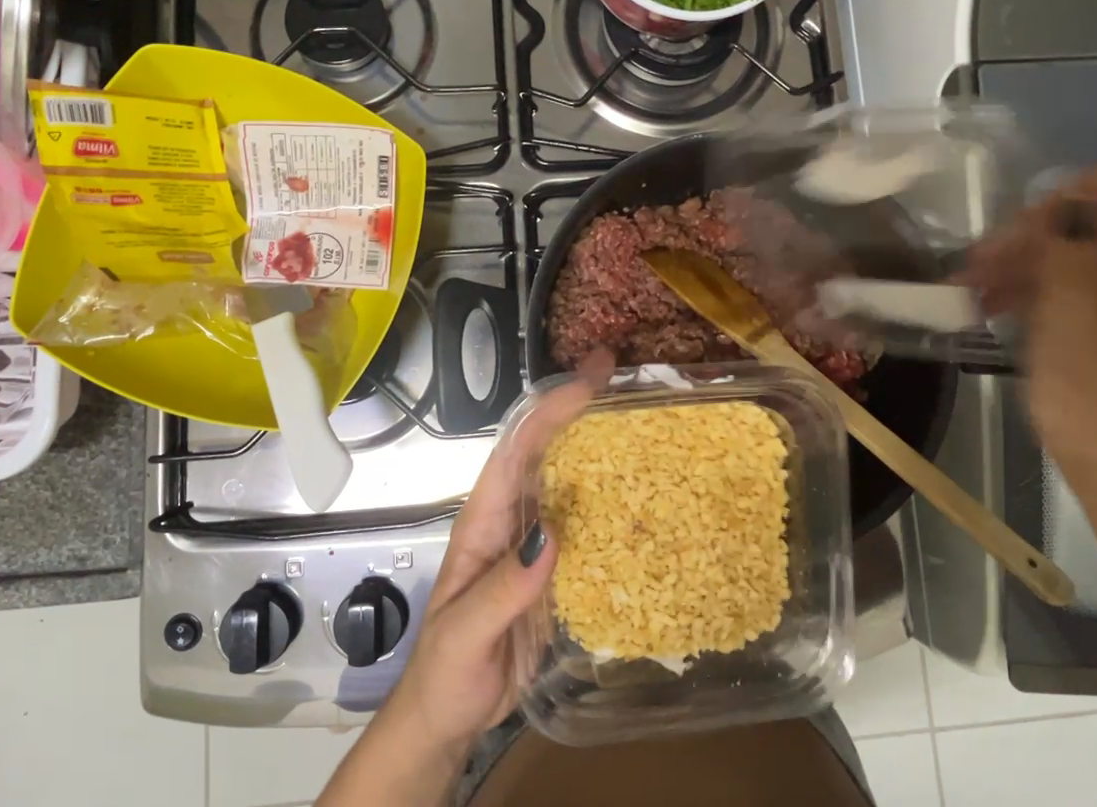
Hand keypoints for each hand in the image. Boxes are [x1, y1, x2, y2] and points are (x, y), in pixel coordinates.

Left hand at [381, 351, 610, 747]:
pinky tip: (650, 499)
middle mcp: (513, 522)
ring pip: (571, 483)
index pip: (516, 452)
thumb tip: (550, 536)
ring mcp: (536, 546)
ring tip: (646, 422)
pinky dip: (616, 505)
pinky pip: (588, 528)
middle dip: (579, 411)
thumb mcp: (465, 634)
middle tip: (626, 379)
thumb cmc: (446, 673)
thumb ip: (502, 590)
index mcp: (484, 522)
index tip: (589, 382)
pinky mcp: (558, 573)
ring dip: (603, 451)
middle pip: (546, 453)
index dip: (550, 412)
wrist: (450, 717)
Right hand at [962, 167, 1096, 559]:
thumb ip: (1068, 273)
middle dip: (1052, 228)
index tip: (1026, 213)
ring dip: (1047, 255)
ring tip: (982, 285)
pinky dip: (1067, 279)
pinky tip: (1012, 301)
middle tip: (983, 259)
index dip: (1095, 186)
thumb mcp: (1069, 353)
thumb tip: (1060, 219)